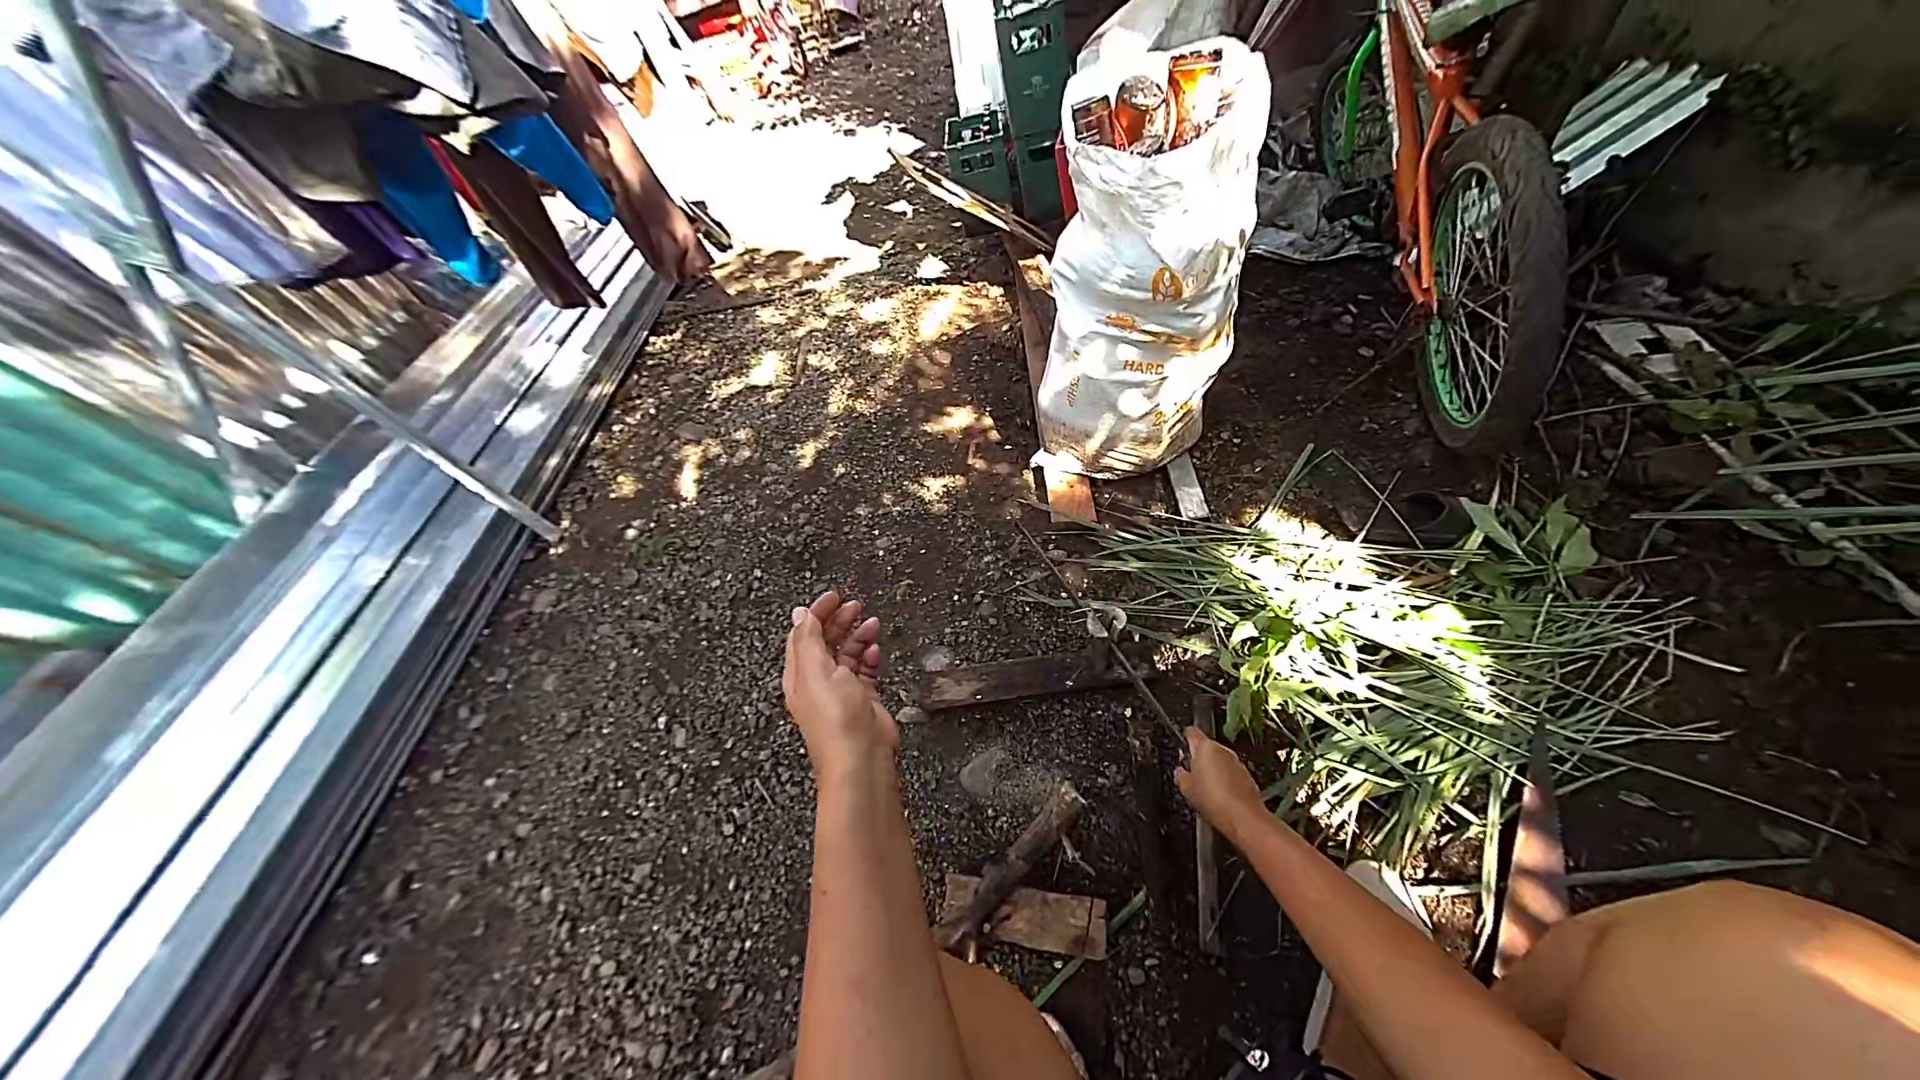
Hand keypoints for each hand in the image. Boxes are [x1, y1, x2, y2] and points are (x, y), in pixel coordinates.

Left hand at [783, 591, 893, 779]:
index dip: (817, 613)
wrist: (862, 758)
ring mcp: (842, 691)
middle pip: (827, 641)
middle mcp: (819, 682)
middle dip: (840, 620)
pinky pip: (866, 670)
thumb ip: (808, 640)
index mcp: (801, 674)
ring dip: (858, 635)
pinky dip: (870, 656)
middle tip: (854, 605)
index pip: (805, 634)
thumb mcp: (815, 671)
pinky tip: (875, 649)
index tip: (834, 596)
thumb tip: (800, 615)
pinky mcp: (863, 700)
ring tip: (871, 623)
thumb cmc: (837, 722)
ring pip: (848, 654)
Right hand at [1175, 726, 1263, 836]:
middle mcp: (1223, 751)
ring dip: (1213, 772)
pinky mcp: (1248, 778)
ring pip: (1220, 763)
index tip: (1182, 745)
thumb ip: (1180, 775)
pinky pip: (1231, 775)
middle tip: (1192, 777)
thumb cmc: (1214, 799)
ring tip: (1206, 791)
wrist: (1244, 818)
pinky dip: (1226, 783)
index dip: (1185, 738)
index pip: (1192, 733)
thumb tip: (1180, 773)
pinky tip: (1220, 798)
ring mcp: (1238, 764)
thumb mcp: (1186, 788)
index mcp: (1205, 747)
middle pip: (1207, 749)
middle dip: (1199, 761)